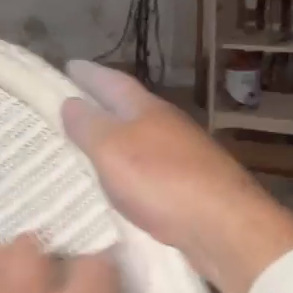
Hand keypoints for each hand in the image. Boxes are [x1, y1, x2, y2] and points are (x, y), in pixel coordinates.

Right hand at [59, 60, 292, 292]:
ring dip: (117, 139)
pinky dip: (129, 170)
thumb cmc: (161, 181)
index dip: (90, 74)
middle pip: (131, 109)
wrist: (222, 227)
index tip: (70, 66)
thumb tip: (70, 102)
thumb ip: (88, 126)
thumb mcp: (112, 150)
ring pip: (141, 140)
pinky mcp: (190, 187)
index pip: (114, 82)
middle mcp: (168, 126)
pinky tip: (120, 184)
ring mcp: (183, 157)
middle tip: (74, 106)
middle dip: (103, 105)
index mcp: (148, 110)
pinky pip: (149, 170)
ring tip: (90, 147)